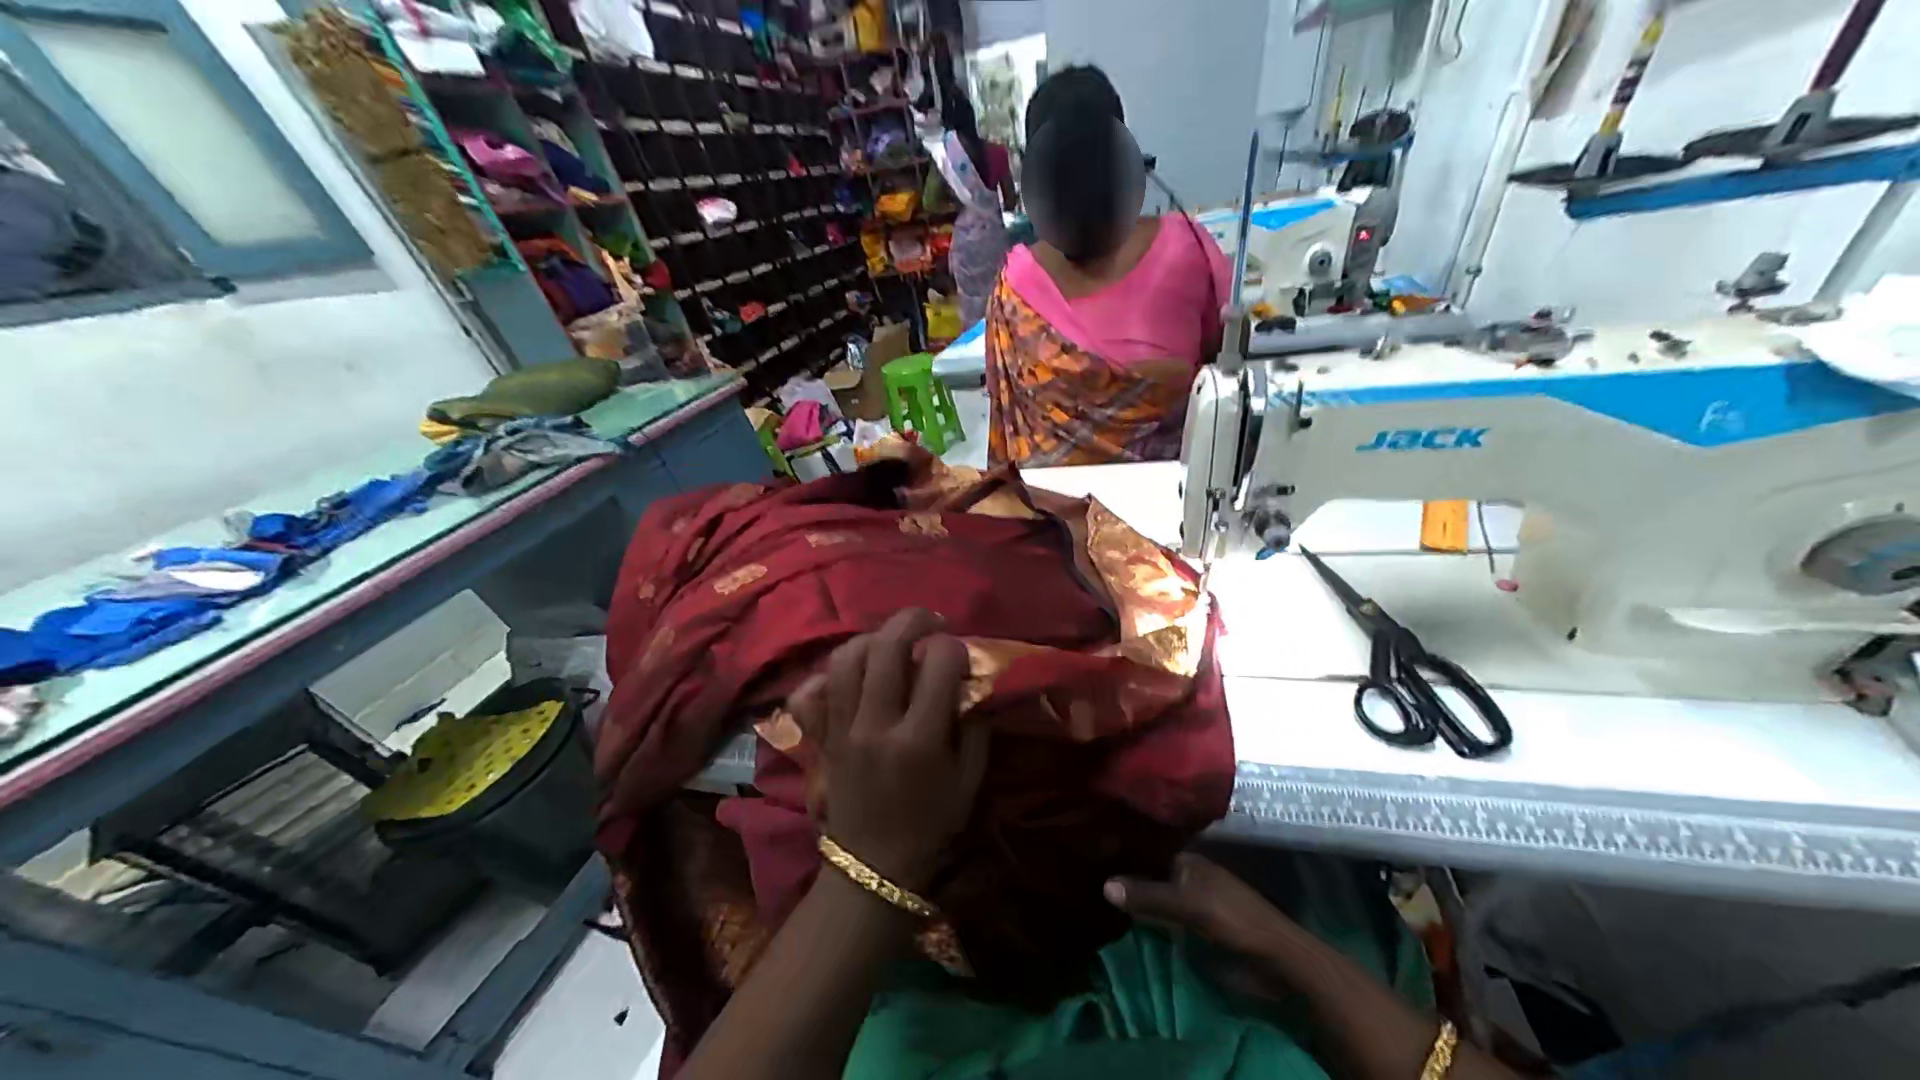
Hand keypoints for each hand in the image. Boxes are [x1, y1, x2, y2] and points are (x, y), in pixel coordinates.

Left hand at [790, 608, 988, 891]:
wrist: (873, 867)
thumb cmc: (931, 825)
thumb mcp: (970, 780)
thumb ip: (975, 726)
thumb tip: (972, 681)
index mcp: (919, 739)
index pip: (938, 663)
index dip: (955, 648)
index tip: (961, 656)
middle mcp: (874, 725)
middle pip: (886, 646)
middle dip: (914, 620)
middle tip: (932, 623)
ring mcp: (840, 729)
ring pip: (845, 658)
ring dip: (873, 638)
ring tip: (893, 643)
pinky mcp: (819, 737)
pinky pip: (810, 691)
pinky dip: (828, 674)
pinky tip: (851, 674)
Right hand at [1104, 852, 1300, 958]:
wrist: (1279, 959)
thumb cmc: (1234, 920)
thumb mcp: (1187, 906)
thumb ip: (1148, 896)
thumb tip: (1104, 885)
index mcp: (1188, 861)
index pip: (1148, 852)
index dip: (1123, 855)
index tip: (1092, 856)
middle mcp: (1190, 876)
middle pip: (1151, 875)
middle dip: (1126, 879)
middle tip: (1089, 880)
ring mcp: (1195, 901)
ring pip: (1157, 897)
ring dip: (1136, 902)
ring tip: (1099, 900)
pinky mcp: (1199, 926)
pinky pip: (1165, 918)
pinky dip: (1149, 920)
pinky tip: (1127, 924)